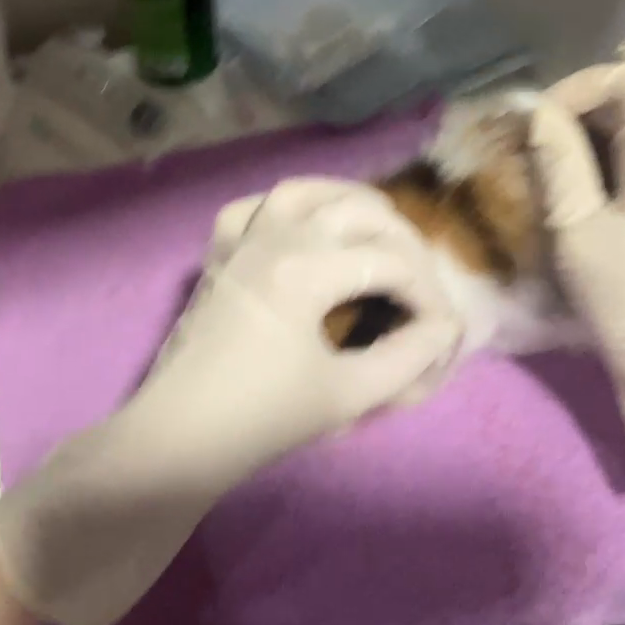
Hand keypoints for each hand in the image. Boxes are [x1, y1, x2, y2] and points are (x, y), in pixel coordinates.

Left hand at [0, 177, 459, 624]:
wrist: (181, 433)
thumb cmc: (263, 419)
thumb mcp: (348, 395)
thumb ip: (407, 358)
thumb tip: (443, 328)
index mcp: (304, 271)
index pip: (391, 262)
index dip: (429, 293)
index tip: (440, 330)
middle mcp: (272, 238)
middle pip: (358, 208)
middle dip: (402, 240)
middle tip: (420, 281)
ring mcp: (239, 242)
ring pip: (302, 191)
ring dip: (348, 201)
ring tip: (378, 230)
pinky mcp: (217, 254)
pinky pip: (251, 207)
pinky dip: (285, 207)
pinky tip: (302, 227)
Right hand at [526, 63, 624, 498]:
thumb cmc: (624, 295)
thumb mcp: (576, 228)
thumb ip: (559, 162)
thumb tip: (539, 112)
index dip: (587, 83)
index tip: (543, 117)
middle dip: (581, 110)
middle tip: (533, 144)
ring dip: (591, 135)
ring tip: (547, 168)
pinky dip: (608, 158)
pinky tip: (579, 192)